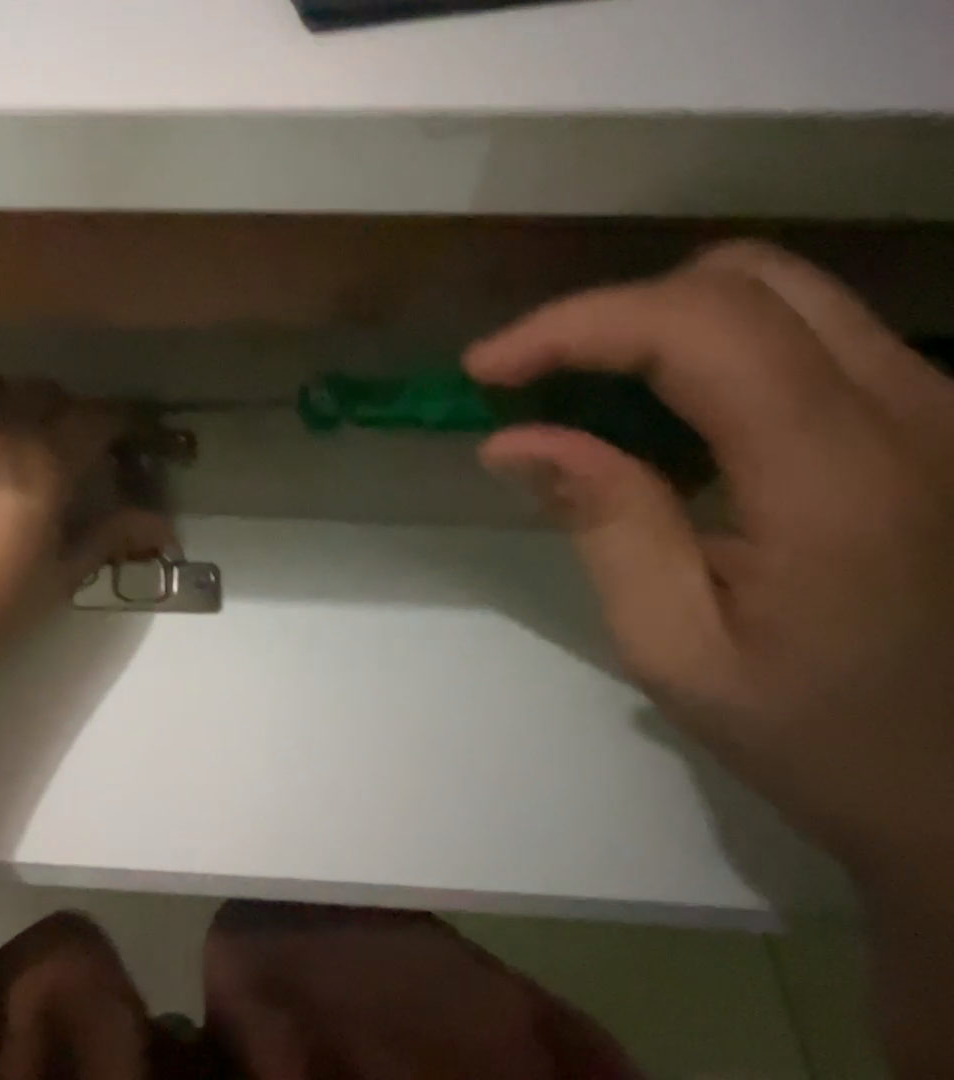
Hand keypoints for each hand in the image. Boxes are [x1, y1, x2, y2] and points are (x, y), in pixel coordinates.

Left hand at [0, 376, 170, 672]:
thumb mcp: (58, 576)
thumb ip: (109, 537)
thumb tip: (162, 525)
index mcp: (47, 460)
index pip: (98, 417)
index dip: (116, 424)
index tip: (118, 442)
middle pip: (43, 390)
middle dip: (61, 412)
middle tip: (59, 450)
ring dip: (3, 406)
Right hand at [466, 242, 953, 894]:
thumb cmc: (824, 737)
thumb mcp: (679, 650)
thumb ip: (606, 525)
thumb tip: (517, 439)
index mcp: (837, 478)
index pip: (700, 327)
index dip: (574, 325)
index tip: (484, 371)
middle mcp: (913, 413)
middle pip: (746, 280)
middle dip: (611, 315)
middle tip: (529, 382)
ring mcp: (939, 412)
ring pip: (780, 298)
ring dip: (656, 330)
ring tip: (578, 400)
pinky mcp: (936, 427)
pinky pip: (804, 342)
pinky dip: (705, 357)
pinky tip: (656, 426)